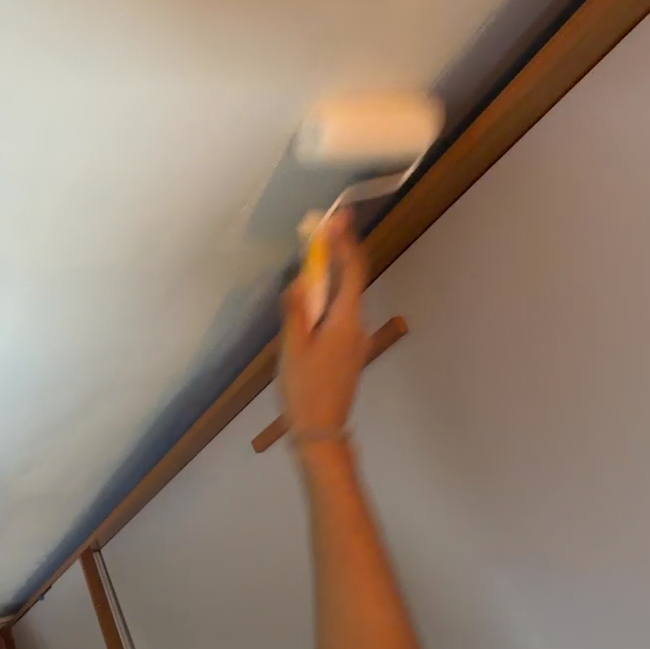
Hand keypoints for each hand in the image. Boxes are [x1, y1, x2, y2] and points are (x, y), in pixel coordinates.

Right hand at [278, 209, 368, 436]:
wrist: (321, 430)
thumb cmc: (304, 389)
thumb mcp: (292, 348)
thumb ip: (296, 310)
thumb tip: (300, 279)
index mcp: (345, 320)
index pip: (350, 271)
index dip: (344, 242)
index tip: (337, 218)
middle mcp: (356, 325)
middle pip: (348, 282)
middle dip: (333, 256)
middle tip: (317, 235)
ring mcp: (354, 340)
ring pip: (341, 301)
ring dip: (326, 282)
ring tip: (306, 270)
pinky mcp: (346, 353)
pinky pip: (337, 317)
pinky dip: (324, 304)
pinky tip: (307, 310)